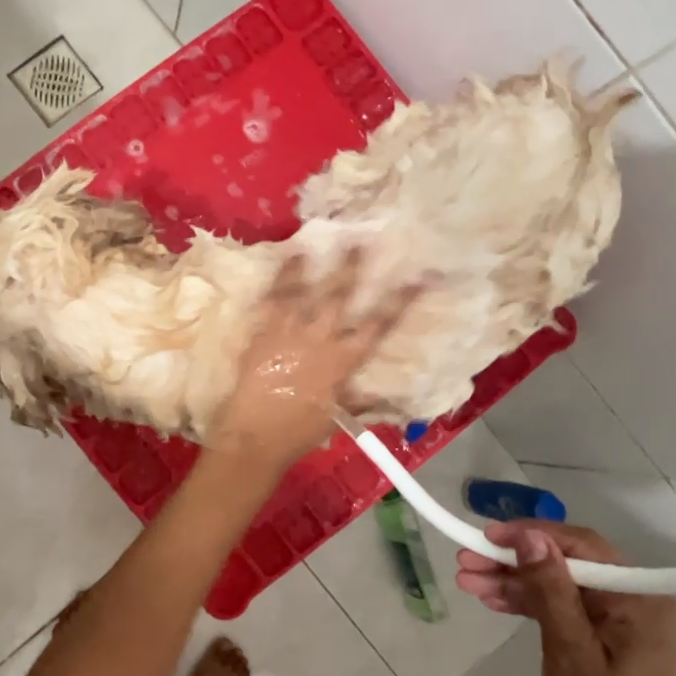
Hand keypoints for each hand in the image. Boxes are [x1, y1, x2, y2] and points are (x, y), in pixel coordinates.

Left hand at [207, 248, 423, 470]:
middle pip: (340, 295)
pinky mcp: (263, 333)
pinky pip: (272, 300)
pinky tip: (284, 262)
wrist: (255, 436)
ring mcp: (289, 332)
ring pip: (303, 291)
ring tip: (314, 242)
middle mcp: (320, 338)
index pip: (379, 325)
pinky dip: (279, 280)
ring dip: (310, 266)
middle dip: (352, 267)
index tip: (419, 277)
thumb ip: (358, 399)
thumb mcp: (337, 415)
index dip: (401, 300)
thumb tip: (380, 394)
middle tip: (362, 240)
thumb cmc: (300, 432)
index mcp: (344, 360)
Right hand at [456, 521, 675, 675]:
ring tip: (467, 581)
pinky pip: (565, 609)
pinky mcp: (608, 639)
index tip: (486, 536)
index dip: (532, 535)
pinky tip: (494, 601)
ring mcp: (623, 621)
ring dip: (515, 583)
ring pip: (561, 586)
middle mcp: (637, 601)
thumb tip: (530, 537)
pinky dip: (531, 605)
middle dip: (515, 561)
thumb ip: (551, 590)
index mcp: (641, 599)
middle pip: (568, 565)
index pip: (582, 547)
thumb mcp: (570, 651)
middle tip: (464, 561)